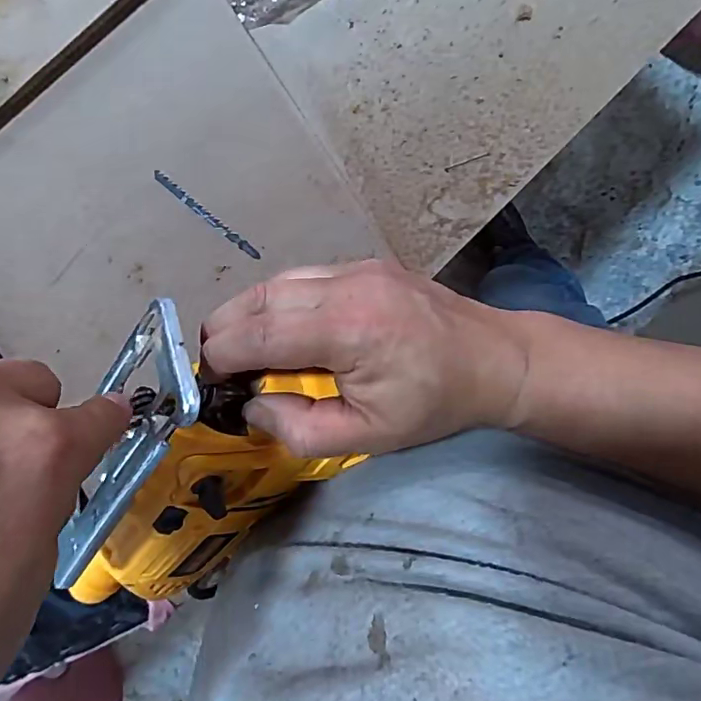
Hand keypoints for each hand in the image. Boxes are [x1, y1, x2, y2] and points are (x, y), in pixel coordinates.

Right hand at [199, 260, 532, 456]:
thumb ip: (299, 428)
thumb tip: (251, 405)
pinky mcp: (368, 264)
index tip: (205, 379)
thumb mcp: (368, 436)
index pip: (259, 334)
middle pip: (260, 298)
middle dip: (226, 330)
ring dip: (249, 311)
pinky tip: (282, 327)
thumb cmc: (435, 403)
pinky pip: (306, 277)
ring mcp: (359, 268)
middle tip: (215, 364)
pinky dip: (281, 300)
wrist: (495, 359)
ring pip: (279, 281)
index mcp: (348, 329)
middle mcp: (348, 285)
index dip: (222, 356)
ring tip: (241, 347)